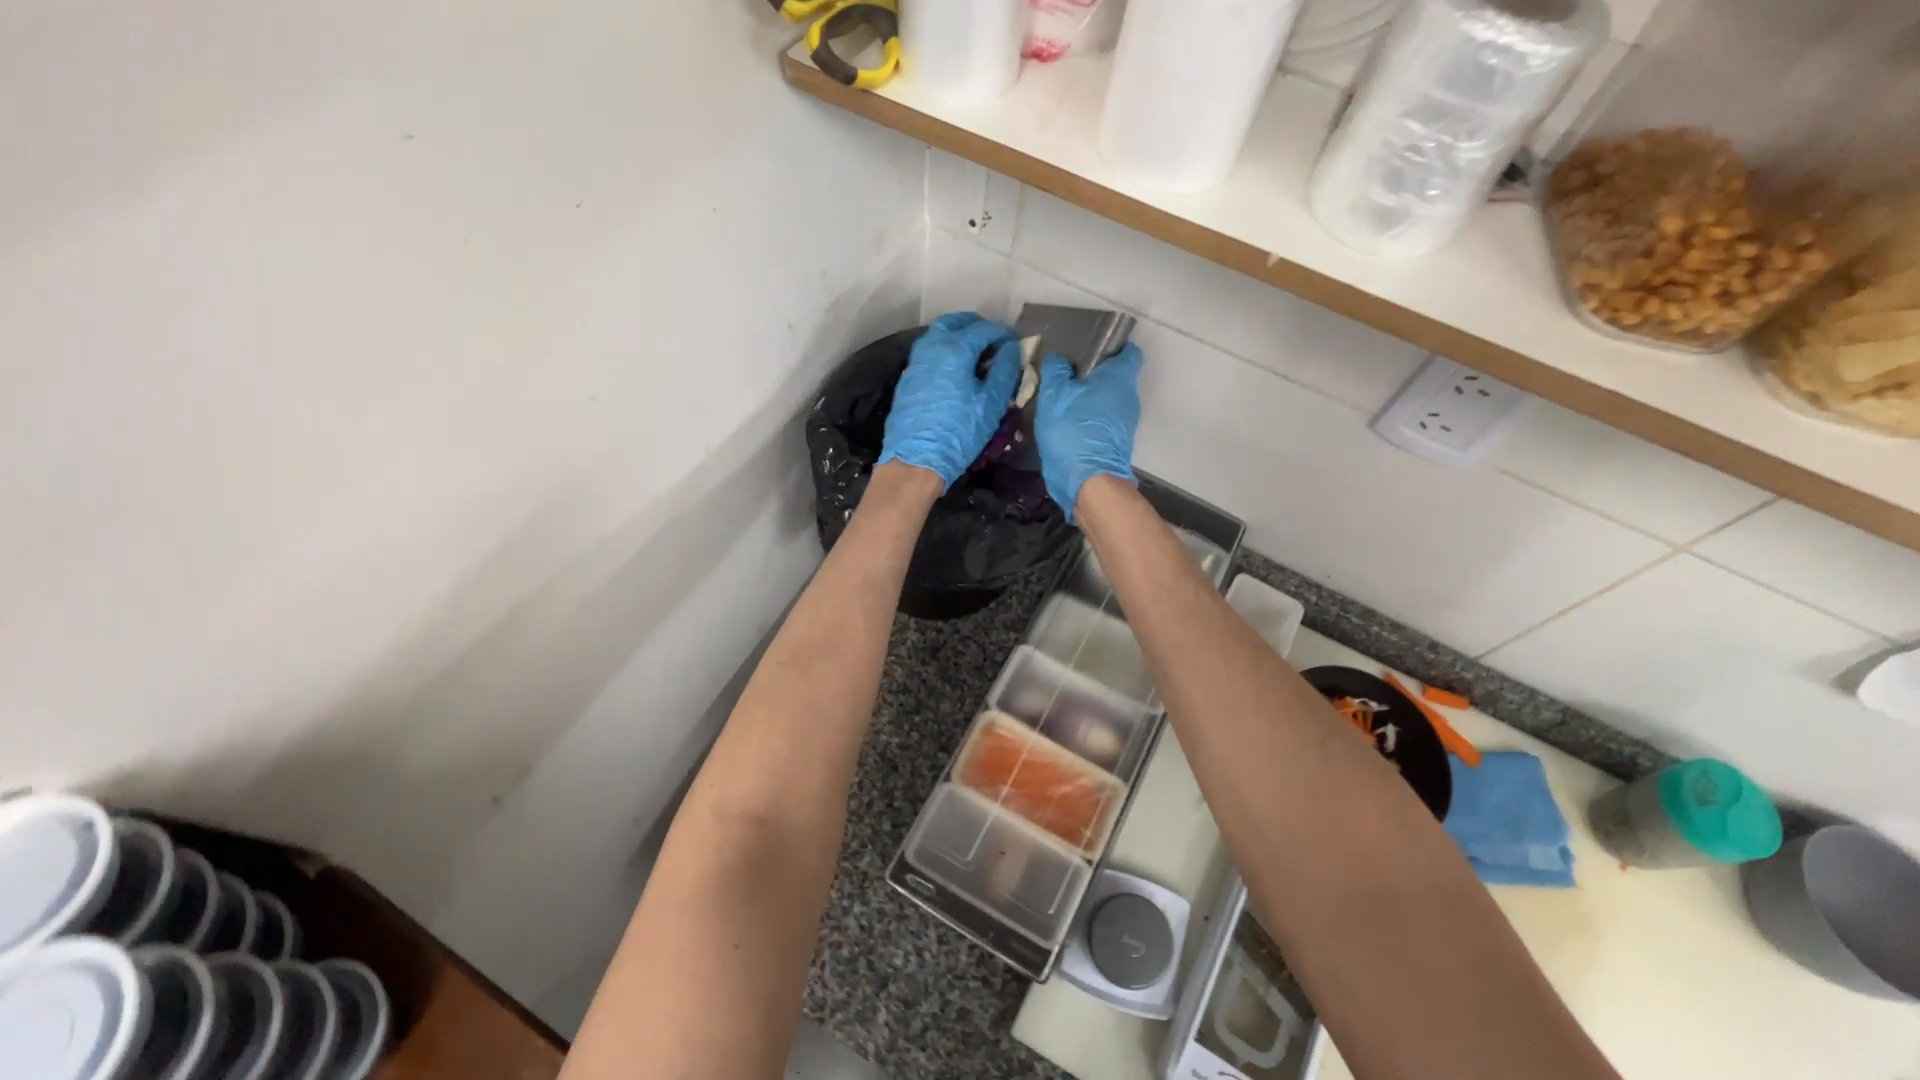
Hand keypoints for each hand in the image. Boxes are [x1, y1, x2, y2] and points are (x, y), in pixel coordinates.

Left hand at [878, 312, 1021, 488]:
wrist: (916, 460)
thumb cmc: (959, 432)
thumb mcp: (991, 403)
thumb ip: (1005, 371)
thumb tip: (1012, 349)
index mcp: (955, 349)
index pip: (984, 329)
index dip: (1003, 334)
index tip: (1015, 345)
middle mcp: (932, 347)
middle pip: (957, 322)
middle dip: (978, 327)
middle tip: (995, 343)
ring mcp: (916, 362)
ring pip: (939, 335)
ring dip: (960, 337)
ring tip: (977, 356)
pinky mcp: (908, 378)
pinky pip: (930, 352)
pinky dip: (946, 351)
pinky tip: (956, 371)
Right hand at [1036, 343, 1142, 521]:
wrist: (1090, 483)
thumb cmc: (1074, 431)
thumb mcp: (1054, 396)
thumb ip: (1055, 372)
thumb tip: (1058, 359)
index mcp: (1119, 378)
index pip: (1129, 352)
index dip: (1113, 347)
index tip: (1092, 349)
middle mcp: (1128, 397)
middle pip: (1115, 377)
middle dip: (1094, 374)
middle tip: (1066, 375)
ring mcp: (1125, 423)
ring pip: (1108, 401)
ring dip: (1089, 399)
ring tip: (1062, 401)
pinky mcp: (1116, 443)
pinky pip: (1104, 421)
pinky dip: (1089, 419)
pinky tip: (1066, 425)